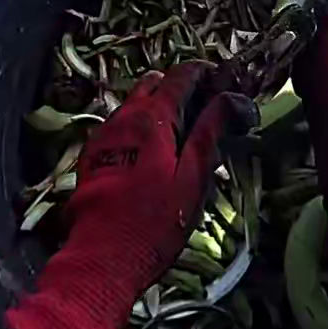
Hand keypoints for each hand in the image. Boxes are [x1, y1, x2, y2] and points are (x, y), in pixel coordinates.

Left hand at [6, 62, 253, 328]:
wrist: (99, 257)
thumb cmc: (153, 220)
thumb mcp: (192, 178)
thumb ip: (210, 132)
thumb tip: (233, 98)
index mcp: (151, 116)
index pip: (180, 75)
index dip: (202, 71)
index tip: (220, 77)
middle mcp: (125, 114)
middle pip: (155, 82)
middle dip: (179, 84)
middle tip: (203, 105)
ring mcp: (106, 131)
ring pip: (135, 101)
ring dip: (158, 103)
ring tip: (181, 128)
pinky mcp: (94, 151)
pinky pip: (121, 122)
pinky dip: (140, 122)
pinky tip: (153, 148)